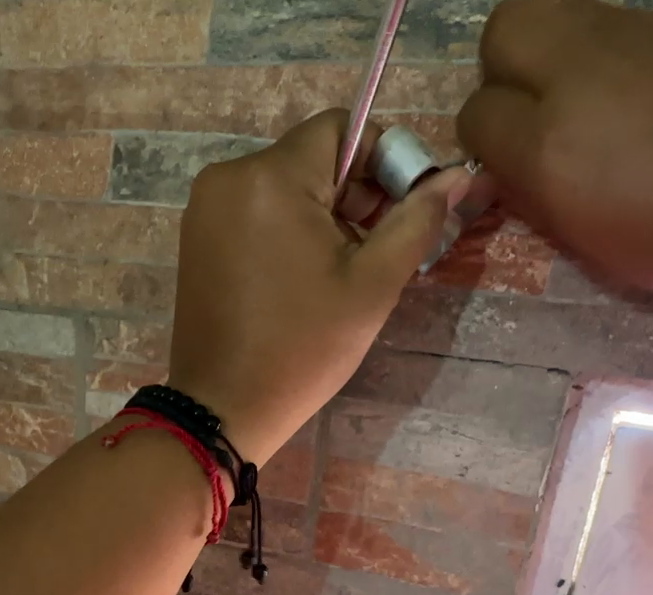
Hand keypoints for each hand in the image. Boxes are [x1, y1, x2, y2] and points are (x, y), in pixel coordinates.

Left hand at [167, 109, 472, 464]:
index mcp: (271, 176)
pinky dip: (286, 231)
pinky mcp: (196, 239)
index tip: (400, 212)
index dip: (383, 161)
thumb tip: (456, 174)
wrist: (223, 408)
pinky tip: (300, 280)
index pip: (343, 128)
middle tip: (374, 252)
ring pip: (284, 187)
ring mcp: (205, 209)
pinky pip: (255, 213)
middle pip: (312, 157)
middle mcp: (229, 176)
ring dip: (322, 216)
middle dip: (354, 194)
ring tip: (338, 274)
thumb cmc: (303, 349)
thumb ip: (417, 220)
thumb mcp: (372, 285)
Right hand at [457, 0, 652, 311]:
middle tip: (537, 109)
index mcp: (548, 146)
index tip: (509, 160)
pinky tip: (652, 100)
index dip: (487, 139)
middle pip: (507, 25)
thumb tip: (511, 158)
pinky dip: (619, 57)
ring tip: (596, 104)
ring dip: (562, 54)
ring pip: (567, 10)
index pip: (476, 113)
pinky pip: (627, 24)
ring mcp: (643, 35)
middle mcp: (584, 73)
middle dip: (506, 66)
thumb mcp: (579, 235)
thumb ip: (532, 186)